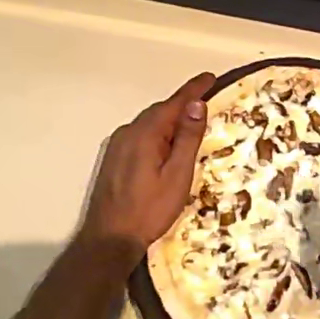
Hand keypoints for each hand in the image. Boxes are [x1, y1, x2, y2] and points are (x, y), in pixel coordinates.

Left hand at [77, 72, 214, 256]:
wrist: (108, 241)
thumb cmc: (149, 210)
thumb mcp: (178, 175)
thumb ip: (187, 137)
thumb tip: (196, 104)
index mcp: (146, 133)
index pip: (175, 103)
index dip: (194, 89)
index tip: (211, 77)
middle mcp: (128, 132)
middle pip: (161, 111)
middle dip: (183, 105)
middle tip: (208, 103)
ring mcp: (117, 145)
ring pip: (150, 124)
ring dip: (171, 121)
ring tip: (192, 126)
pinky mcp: (114, 159)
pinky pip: (141, 135)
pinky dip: (158, 133)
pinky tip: (168, 147)